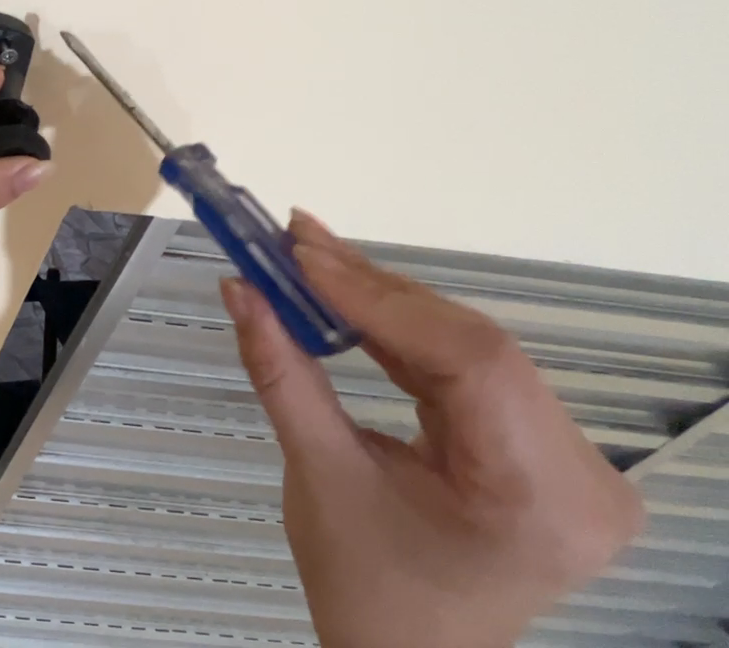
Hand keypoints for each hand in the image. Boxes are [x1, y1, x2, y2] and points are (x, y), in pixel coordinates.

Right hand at [223, 211, 643, 647]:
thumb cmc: (363, 581)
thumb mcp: (316, 472)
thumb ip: (281, 373)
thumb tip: (238, 289)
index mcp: (541, 495)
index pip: (473, 361)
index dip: (381, 298)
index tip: (300, 254)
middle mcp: (582, 471)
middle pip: (475, 346)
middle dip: (372, 288)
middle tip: (292, 237)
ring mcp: (570, 458)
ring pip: (467, 347)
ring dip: (380, 300)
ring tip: (306, 255)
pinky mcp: (538, 447)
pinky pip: (464, 370)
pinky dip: (396, 331)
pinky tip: (343, 297)